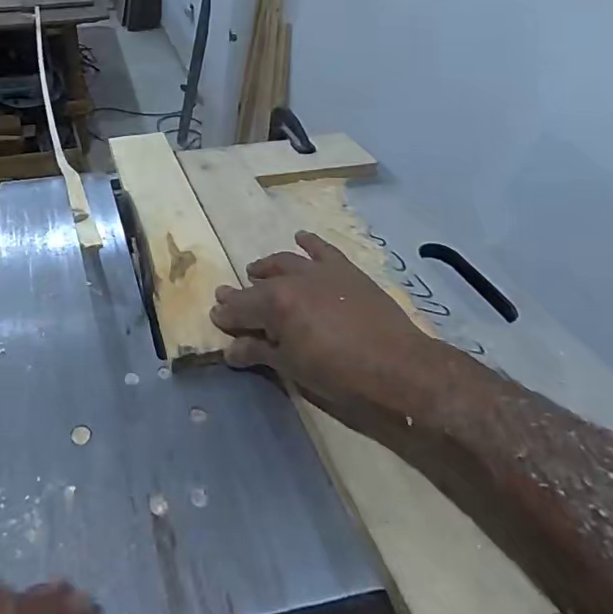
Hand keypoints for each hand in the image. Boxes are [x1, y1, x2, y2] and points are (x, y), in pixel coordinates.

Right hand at [209, 231, 441, 429]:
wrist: (397, 365)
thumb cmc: (340, 375)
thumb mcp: (293, 368)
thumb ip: (260, 352)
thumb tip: (232, 348)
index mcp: (276, 304)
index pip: (241, 307)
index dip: (227, 313)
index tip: (216, 315)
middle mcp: (293, 279)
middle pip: (260, 284)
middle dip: (242, 292)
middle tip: (228, 297)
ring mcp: (321, 271)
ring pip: (286, 262)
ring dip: (268, 267)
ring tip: (257, 271)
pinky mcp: (345, 270)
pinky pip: (322, 249)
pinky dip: (309, 242)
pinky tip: (300, 238)